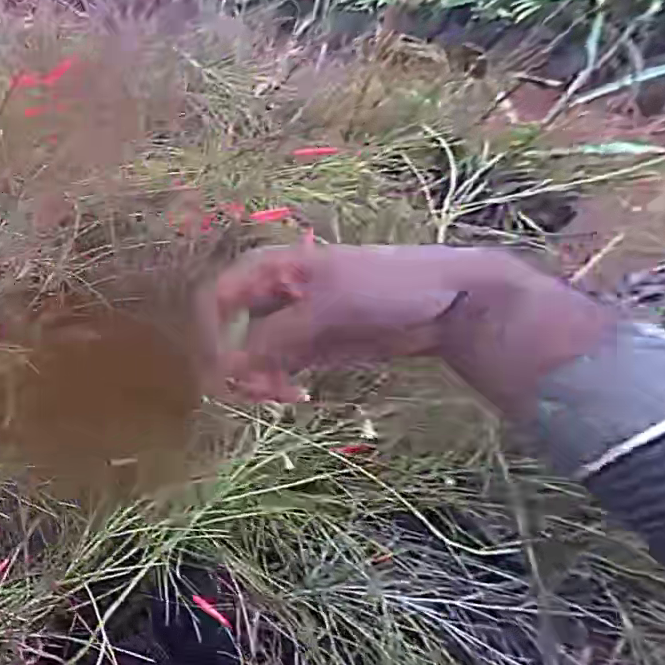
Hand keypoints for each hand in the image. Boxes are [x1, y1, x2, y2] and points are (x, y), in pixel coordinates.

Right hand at [196, 245, 507, 401]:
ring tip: (281, 396)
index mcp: (266, 269)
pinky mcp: (304, 349)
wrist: (454, 301)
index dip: (210, 332)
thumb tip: (230, 365)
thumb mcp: (330, 302)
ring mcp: (286, 323)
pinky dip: (276, 385)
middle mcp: (268, 295)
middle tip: (255, 390)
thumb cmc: (388, 282)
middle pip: (228, 333)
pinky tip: (294, 395)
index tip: (219, 365)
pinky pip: (274, 370)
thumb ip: (278, 333)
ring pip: (249, 357)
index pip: (216, 299)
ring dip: (256, 379)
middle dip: (236, 364)